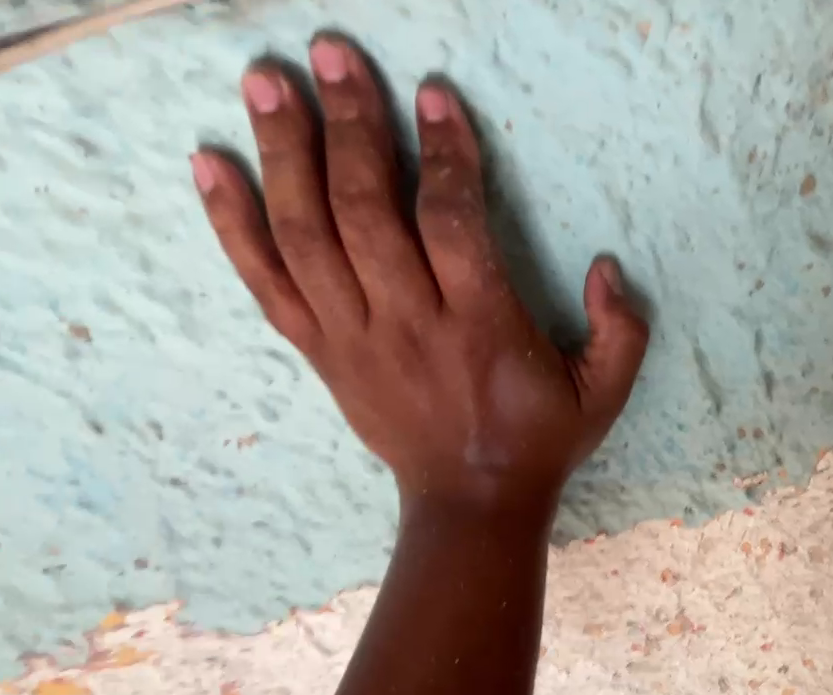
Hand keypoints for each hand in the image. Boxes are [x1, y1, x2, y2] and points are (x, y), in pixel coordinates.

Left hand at [189, 36, 648, 516]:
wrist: (475, 499)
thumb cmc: (544, 438)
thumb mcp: (606, 393)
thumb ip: (621, 331)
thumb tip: (605, 268)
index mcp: (484, 328)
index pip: (453, 225)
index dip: (445, 157)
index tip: (435, 97)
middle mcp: (411, 323)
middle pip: (368, 211)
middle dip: (352, 127)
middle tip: (335, 57)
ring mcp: (356, 336)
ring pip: (307, 234)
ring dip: (284, 152)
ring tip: (271, 83)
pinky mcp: (321, 350)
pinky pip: (265, 280)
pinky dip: (232, 221)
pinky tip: (211, 162)